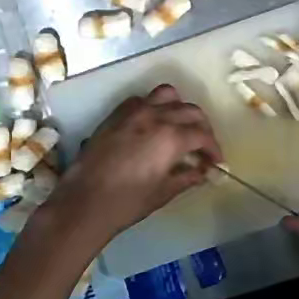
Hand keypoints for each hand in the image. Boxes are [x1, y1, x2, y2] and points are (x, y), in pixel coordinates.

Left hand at [51, 85, 222, 246]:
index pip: (203, 135)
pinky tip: (153, 125)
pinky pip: (142, 100)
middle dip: (202, 128)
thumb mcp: (165, 192)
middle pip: (190, 111)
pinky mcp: (115, 115)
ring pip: (167, 95)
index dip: (213, 149)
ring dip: (180, 108)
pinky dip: (154, 106)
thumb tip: (204, 171)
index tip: (215, 162)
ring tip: (180, 126)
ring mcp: (133, 113)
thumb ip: (189, 176)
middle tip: (202, 147)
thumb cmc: (128, 202)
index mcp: (171, 137)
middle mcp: (155, 117)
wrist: (83, 202)